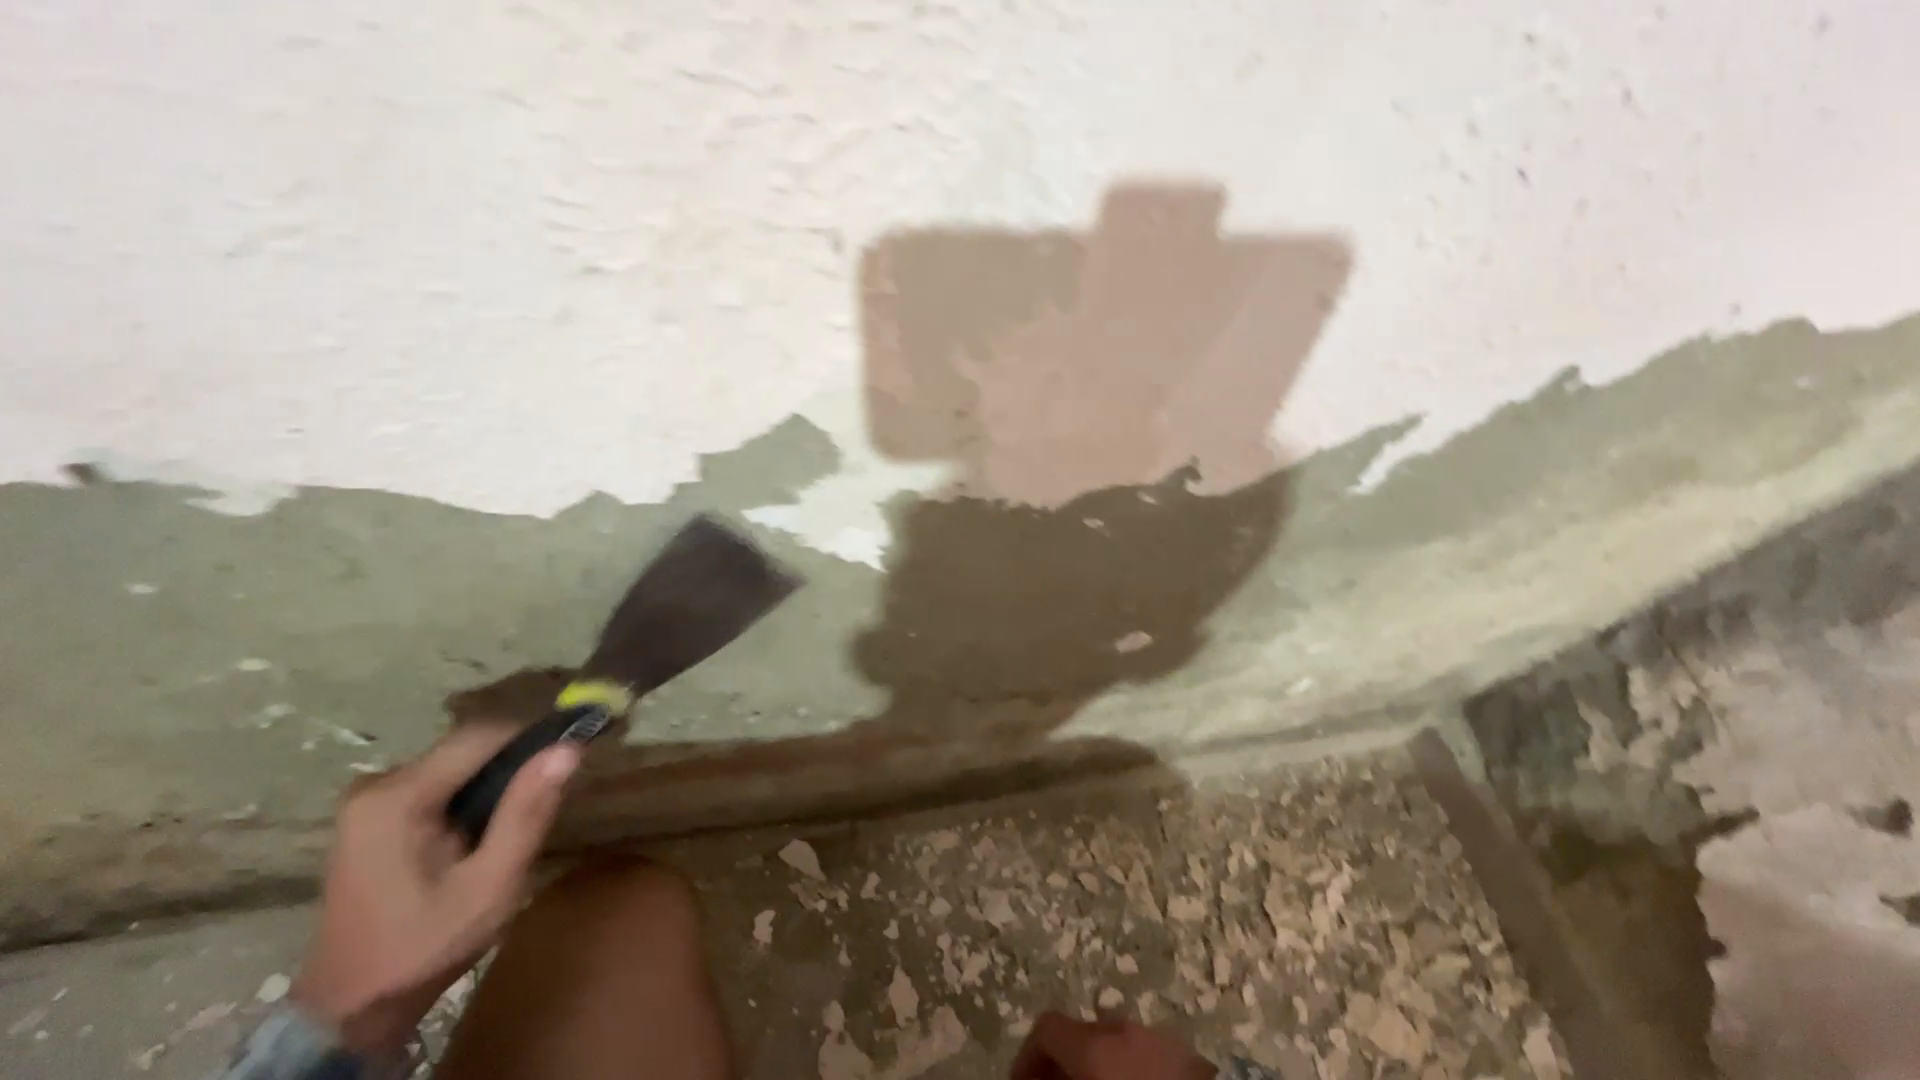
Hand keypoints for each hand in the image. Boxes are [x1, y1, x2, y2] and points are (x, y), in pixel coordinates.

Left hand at [291, 723, 581, 1054]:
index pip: (480, 735)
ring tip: (517, 822)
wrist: (350, 1007)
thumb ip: (527, 812)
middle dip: (511, 766)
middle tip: (547, 802)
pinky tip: (481, 834)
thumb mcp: (491, 884)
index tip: (571, 755)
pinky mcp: (369, 816)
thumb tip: (568, 749)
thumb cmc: (424, 946)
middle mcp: (375, 783)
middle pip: (464, 749)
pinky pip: (434, 785)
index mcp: (398, 796)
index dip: (531, 738)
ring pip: (452, 765)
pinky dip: (467, 798)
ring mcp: (366, 800)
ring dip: (491, 783)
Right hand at [1011, 1012, 1217, 1079]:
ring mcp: (1159, 1038)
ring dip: (1097, 1067)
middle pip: (1080, 1035)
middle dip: (1062, 1065)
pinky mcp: (1188, 1054)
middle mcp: (1123, 1029)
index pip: (1046, 1028)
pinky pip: (1145, 1055)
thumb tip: (1039, 1078)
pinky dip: (1129, 1070)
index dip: (1027, 1057)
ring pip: (1115, 1044)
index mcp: (1095, 1044)